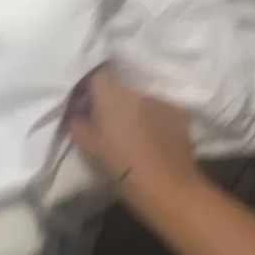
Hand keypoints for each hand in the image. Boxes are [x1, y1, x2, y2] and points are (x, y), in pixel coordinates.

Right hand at [65, 67, 201, 192]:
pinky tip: (150, 129)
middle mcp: (136, 87)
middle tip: (106, 109)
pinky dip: (152, 111)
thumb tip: (76, 112)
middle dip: (112, 91)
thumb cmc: (120, 163)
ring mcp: (160, 96)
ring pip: (140, 91)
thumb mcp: (87, 145)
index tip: (85, 94)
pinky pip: (159, 103)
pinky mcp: (178, 110)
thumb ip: (77, 122)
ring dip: (133, 101)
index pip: (96, 70)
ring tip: (130, 121)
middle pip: (120, 79)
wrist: (164, 184)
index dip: (89, 79)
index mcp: (111, 92)